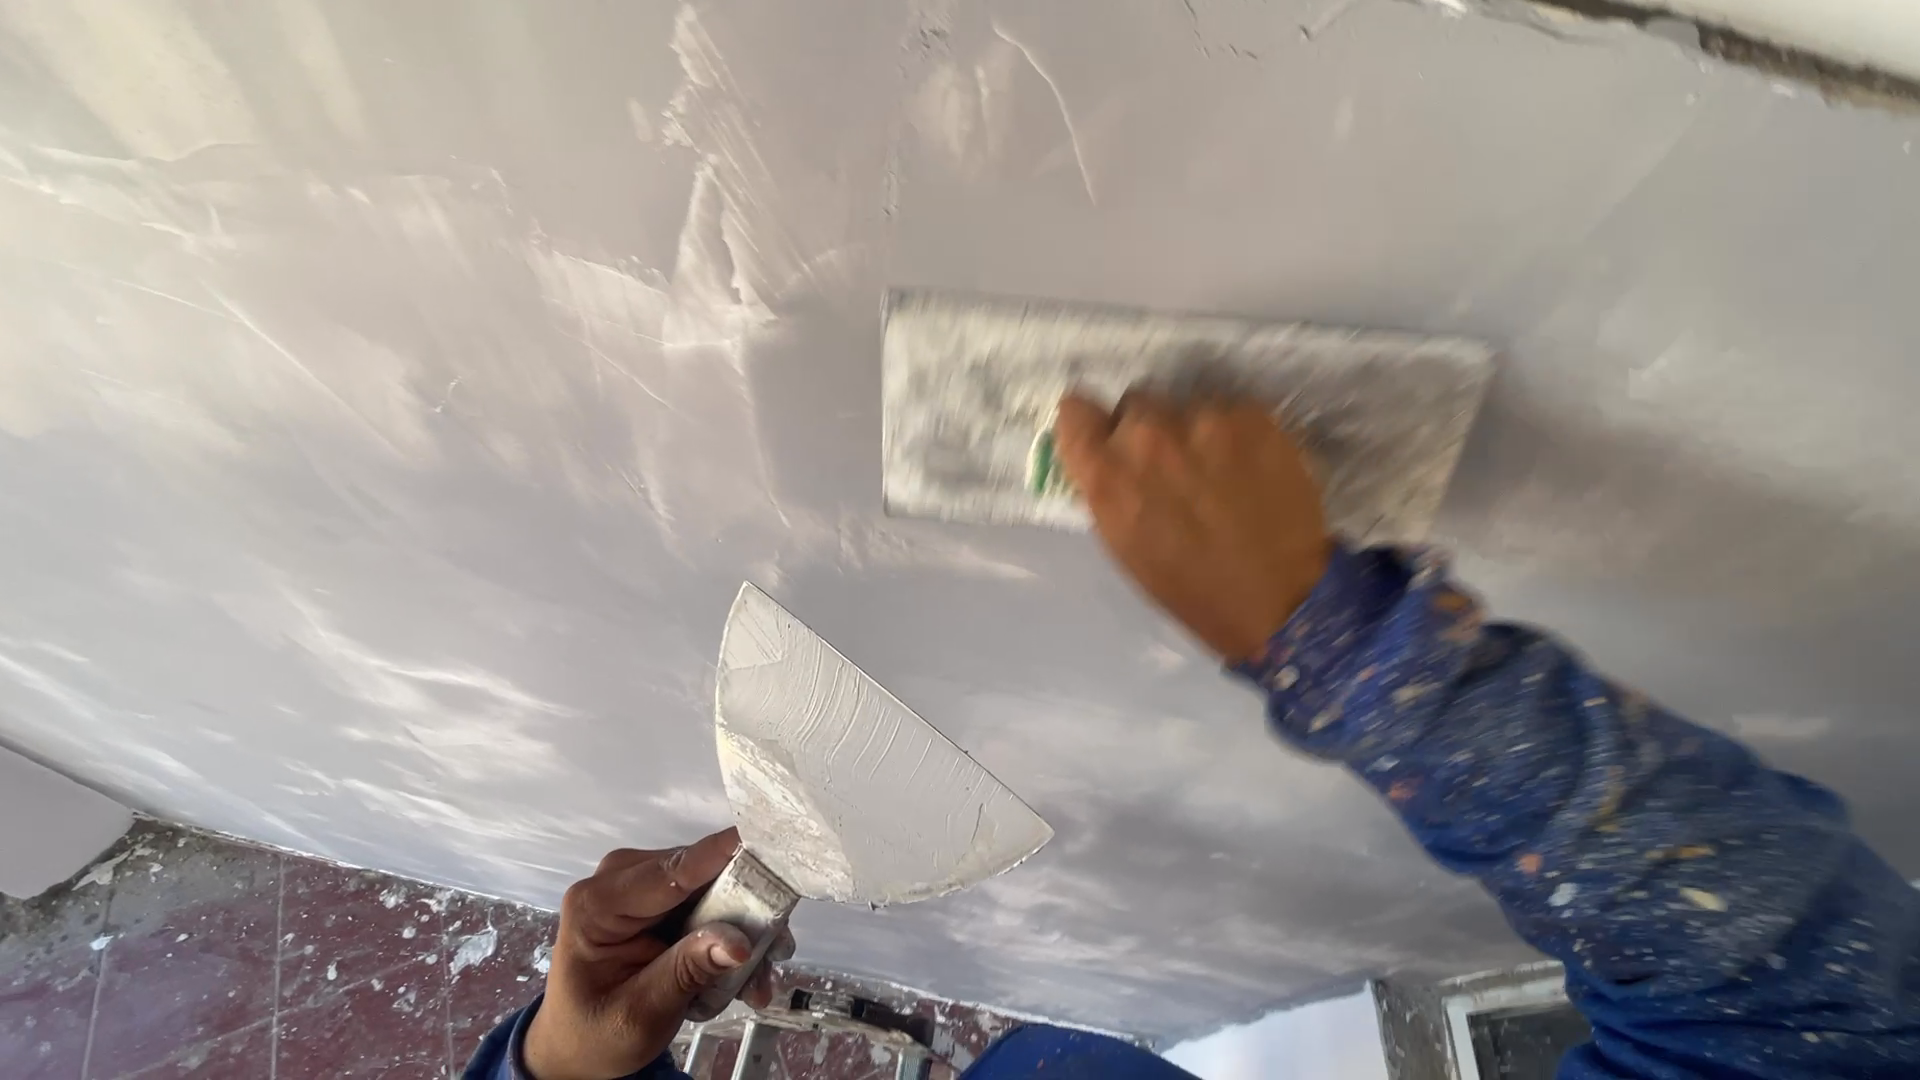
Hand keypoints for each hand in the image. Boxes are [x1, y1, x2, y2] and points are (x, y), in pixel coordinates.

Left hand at [523, 828, 795, 1079]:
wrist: (575, 1050)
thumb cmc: (594, 1036)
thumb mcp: (638, 1016)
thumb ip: (685, 973)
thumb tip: (739, 941)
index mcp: (599, 903)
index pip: (674, 869)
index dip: (726, 856)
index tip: (774, 846)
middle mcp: (622, 878)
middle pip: (703, 874)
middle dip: (745, 911)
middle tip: (777, 951)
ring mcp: (645, 882)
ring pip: (715, 886)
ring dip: (744, 927)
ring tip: (761, 976)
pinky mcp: (663, 894)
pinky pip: (711, 899)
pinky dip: (732, 932)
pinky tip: (745, 973)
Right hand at [1053, 392, 1331, 661]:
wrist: (1277, 597)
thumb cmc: (1187, 585)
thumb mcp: (1121, 542)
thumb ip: (1106, 487)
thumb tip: (1105, 457)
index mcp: (1108, 473)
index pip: (1074, 411)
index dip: (1089, 423)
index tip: (1104, 436)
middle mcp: (1148, 435)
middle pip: (1135, 403)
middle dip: (1147, 430)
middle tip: (1170, 466)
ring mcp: (1203, 419)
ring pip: (1186, 406)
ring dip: (1193, 432)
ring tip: (1217, 472)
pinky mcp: (1252, 414)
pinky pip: (1230, 411)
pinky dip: (1235, 434)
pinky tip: (1249, 469)